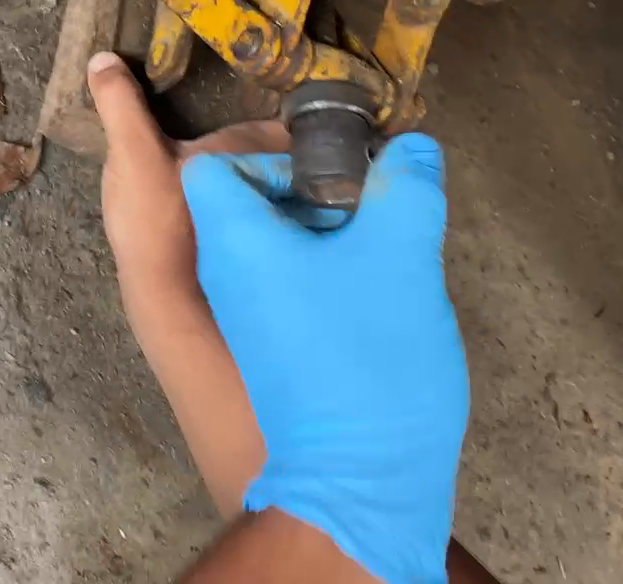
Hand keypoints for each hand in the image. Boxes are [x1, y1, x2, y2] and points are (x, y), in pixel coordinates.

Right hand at [87, 51, 286, 303]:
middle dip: (270, 140)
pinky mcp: (255, 242)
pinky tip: (222, 206)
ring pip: (274, 180)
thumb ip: (119, 104)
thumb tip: (103, 57)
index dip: (282, 101)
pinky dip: (257, 205)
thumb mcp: (131, 151)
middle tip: (233, 126)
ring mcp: (271, 211)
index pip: (285, 112)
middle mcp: (274, 174)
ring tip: (228, 164)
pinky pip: (266, 209)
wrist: (169, 296)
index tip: (264, 89)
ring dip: (263, 174)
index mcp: (253, 142)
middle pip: (282, 146)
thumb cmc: (159, 216)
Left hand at [183, 136, 467, 583]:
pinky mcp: (264, 335)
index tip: (322, 172)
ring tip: (377, 239)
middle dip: (300, 188)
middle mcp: (219, 266)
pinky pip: (277, 274)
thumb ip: (404, 191)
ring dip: (316, 226)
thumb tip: (414, 146)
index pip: (208, 165)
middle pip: (238, 197)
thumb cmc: (367, 356)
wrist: (357, 476)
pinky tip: (371, 281)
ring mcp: (238, 304)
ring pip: (263, 237)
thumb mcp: (399, 259)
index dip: (261, 154)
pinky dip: (316, 262)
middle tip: (362, 201)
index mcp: (230, 237)